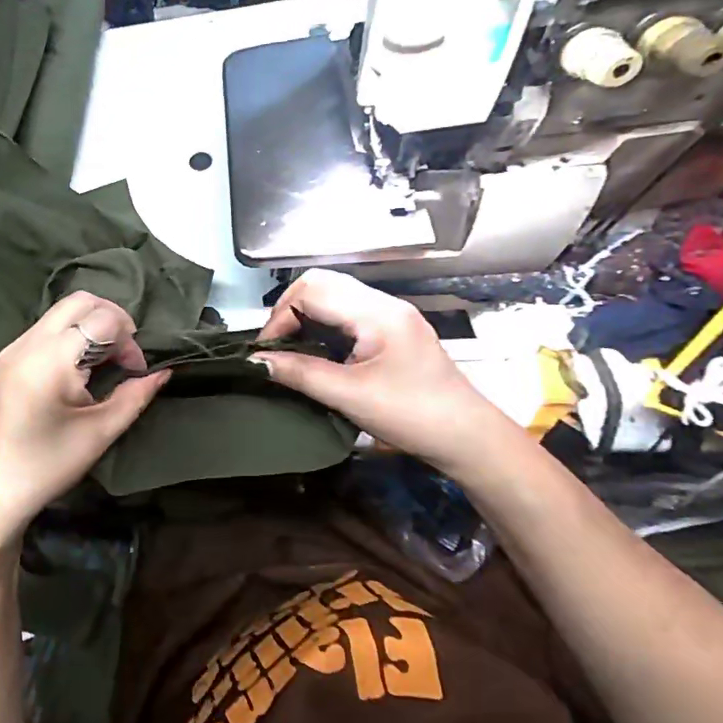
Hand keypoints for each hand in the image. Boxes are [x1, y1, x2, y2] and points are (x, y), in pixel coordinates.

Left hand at [0, 292, 170, 548]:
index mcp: (50, 359)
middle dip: (111, 319)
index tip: (136, 371)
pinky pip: (44, 329)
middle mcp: (28, 343)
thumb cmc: (47, 466)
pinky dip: (69, 335)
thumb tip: (162, 371)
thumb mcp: (99, 432)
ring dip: (89, 326)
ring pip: (59, 312)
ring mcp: (12, 348)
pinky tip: (76, 370)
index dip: (129, 339)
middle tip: (124, 356)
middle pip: (79, 301)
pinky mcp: (4, 359)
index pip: (102, 318)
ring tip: (101, 364)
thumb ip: (134, 395)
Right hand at [250, 269, 510, 471]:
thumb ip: (299, 373)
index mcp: (377, 313)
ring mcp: (391, 315)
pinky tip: (316, 352)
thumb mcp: (349, 396)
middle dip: (288, 310)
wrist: (467, 438)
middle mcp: (384, 304)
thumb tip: (255, 362)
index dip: (279, 317)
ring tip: (290, 349)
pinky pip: (346, 312)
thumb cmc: (412, 415)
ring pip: (333, 295)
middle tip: (275, 346)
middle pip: (321, 284)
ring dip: (304, 316)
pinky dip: (322, 325)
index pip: (312, 292)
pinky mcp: (392, 330)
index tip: (265, 352)